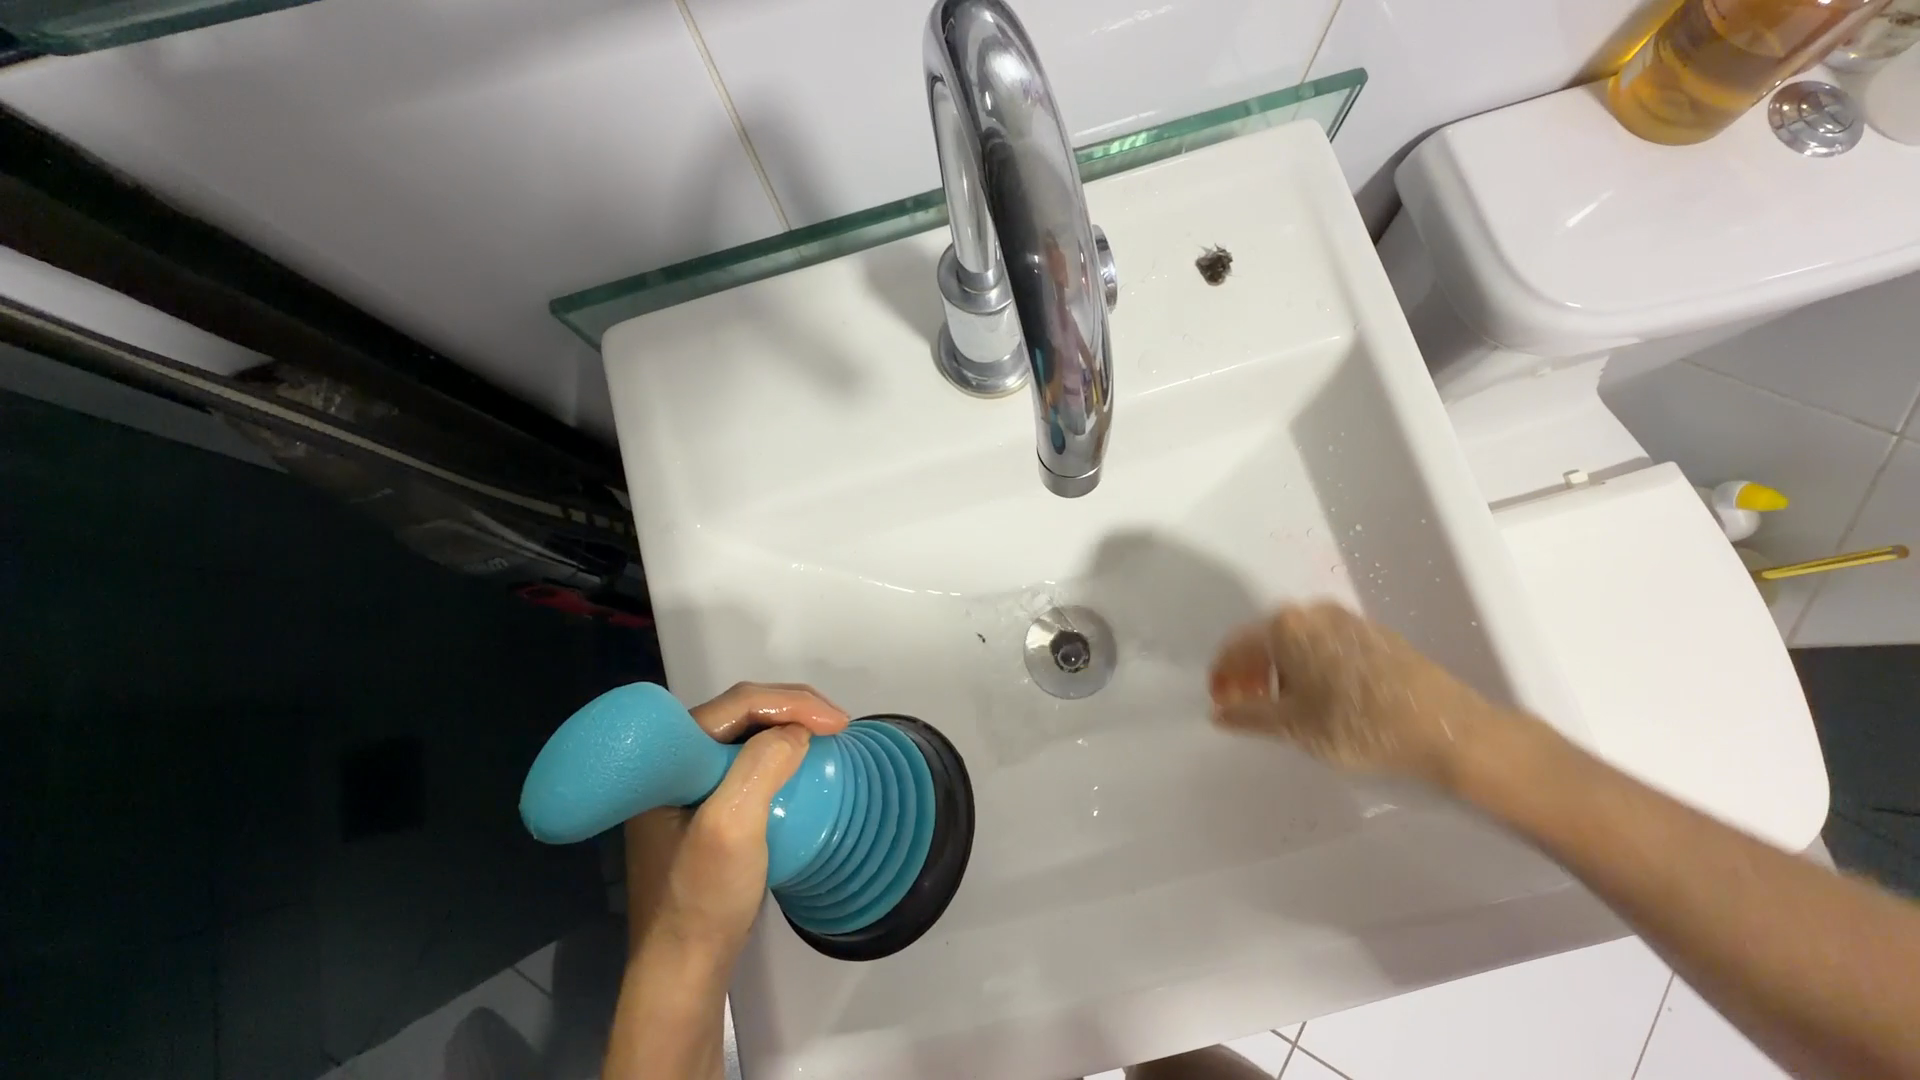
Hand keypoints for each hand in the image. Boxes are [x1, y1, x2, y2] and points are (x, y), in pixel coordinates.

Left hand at [626, 683, 849, 962]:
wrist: (685, 969)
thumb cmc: (703, 899)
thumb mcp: (731, 827)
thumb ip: (760, 767)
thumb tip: (797, 732)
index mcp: (667, 758)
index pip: (736, 705)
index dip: (791, 702)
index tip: (838, 723)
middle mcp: (672, 764)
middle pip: (740, 714)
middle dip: (794, 710)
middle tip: (839, 726)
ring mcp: (686, 787)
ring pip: (745, 737)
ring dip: (789, 728)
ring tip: (827, 737)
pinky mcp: (702, 809)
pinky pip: (746, 764)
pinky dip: (779, 757)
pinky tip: (802, 766)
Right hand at [1207, 601, 1513, 788]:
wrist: (1446, 728)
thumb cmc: (1358, 725)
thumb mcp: (1293, 727)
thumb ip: (1248, 716)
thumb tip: (1220, 714)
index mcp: (1286, 626)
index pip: (1236, 646)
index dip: (1222, 676)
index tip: (1220, 704)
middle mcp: (1315, 612)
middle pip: (1266, 640)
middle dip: (1250, 672)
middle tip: (1246, 706)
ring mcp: (1349, 621)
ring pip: (1297, 642)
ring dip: (1280, 671)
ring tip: (1283, 707)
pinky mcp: (1376, 636)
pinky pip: (1325, 646)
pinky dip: (1309, 668)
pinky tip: (1320, 699)